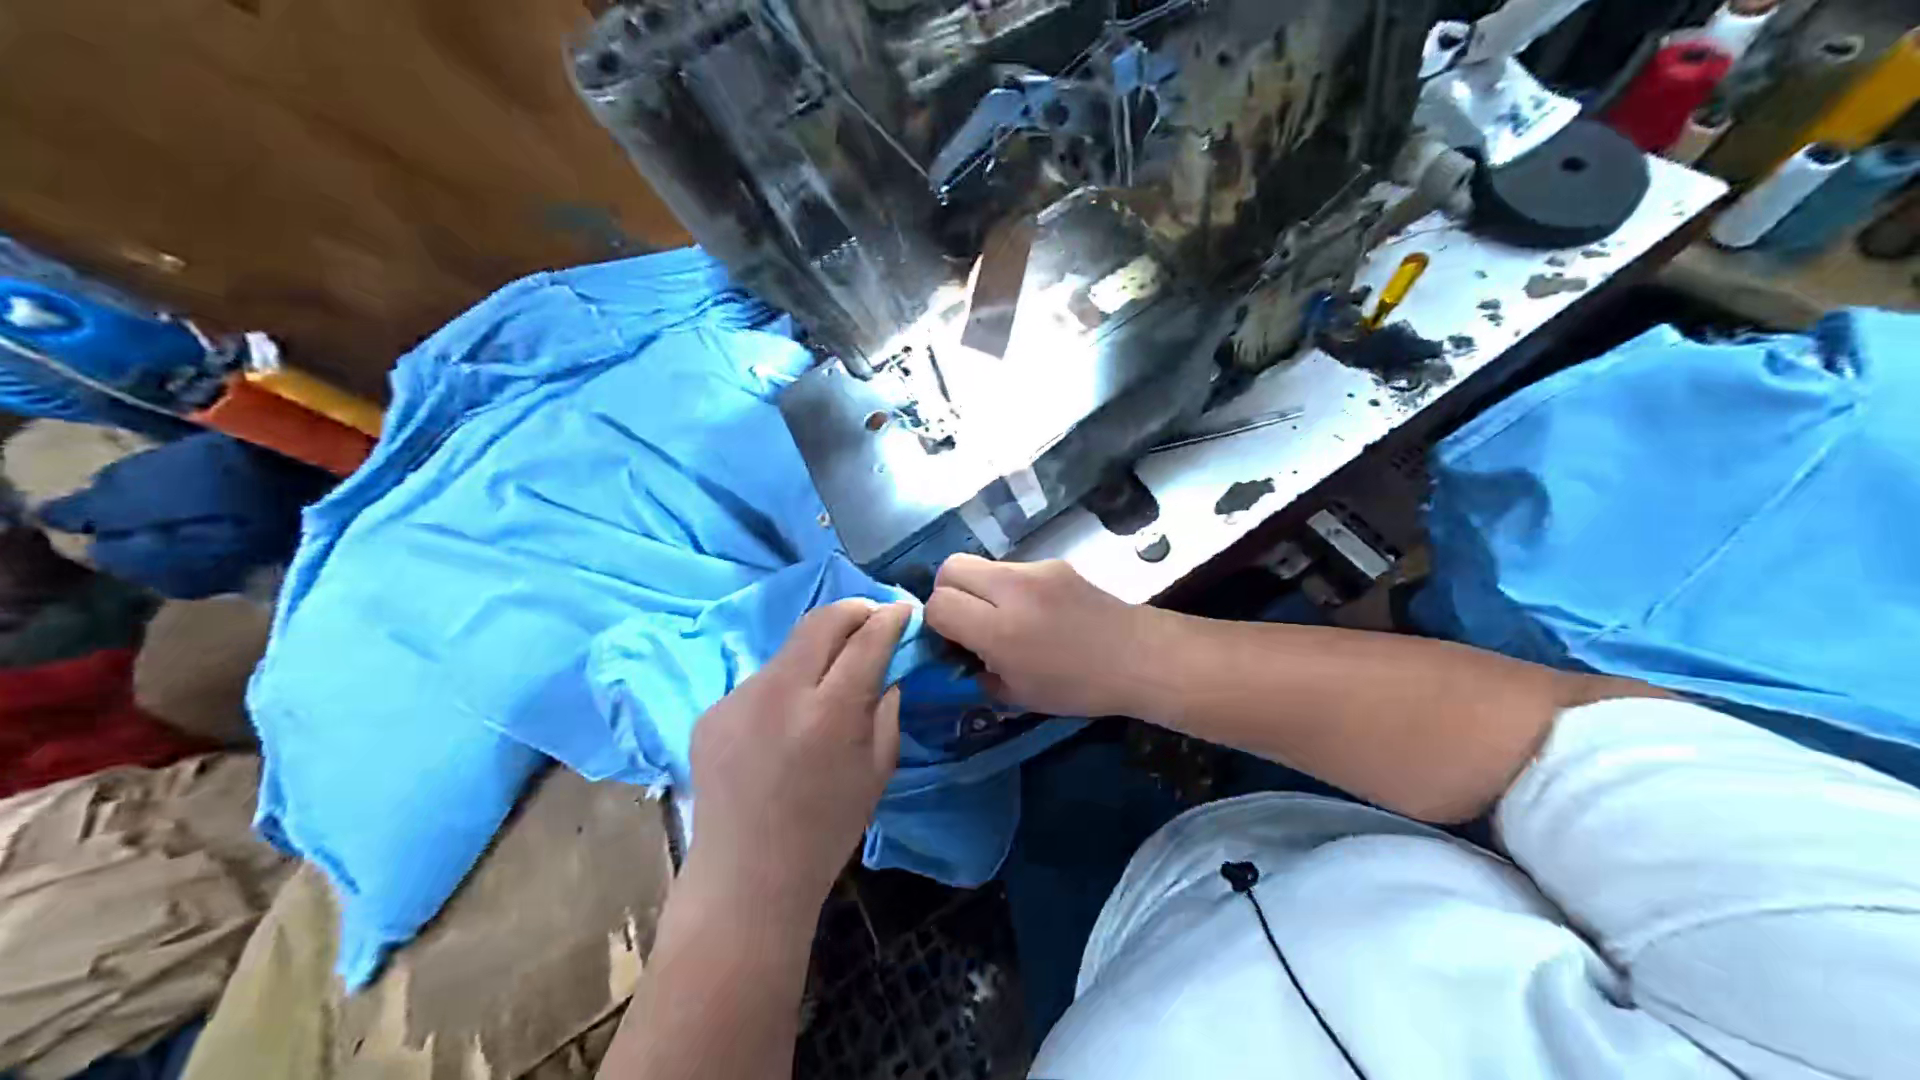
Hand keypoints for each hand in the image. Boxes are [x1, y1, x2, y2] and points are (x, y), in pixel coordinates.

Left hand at [687, 599, 911, 906]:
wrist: (747, 876)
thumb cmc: (827, 830)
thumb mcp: (878, 770)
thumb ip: (886, 709)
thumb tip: (887, 668)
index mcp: (830, 712)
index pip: (866, 640)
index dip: (889, 618)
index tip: (902, 610)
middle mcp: (781, 692)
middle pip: (820, 622)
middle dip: (852, 612)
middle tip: (870, 619)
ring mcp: (739, 698)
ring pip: (789, 649)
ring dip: (817, 650)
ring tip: (828, 677)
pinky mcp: (713, 710)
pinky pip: (761, 681)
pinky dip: (785, 684)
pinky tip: (787, 718)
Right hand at [925, 555, 1155, 717]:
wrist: (1138, 657)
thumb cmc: (1078, 687)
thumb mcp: (1018, 696)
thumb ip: (978, 673)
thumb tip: (961, 655)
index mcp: (1000, 630)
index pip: (938, 604)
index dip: (936, 623)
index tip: (951, 640)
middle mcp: (1012, 590)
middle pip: (950, 567)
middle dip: (947, 592)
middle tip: (965, 619)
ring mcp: (1036, 570)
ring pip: (982, 565)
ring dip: (979, 588)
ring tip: (1003, 617)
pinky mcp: (1054, 563)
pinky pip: (1013, 569)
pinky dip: (1009, 588)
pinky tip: (1034, 611)